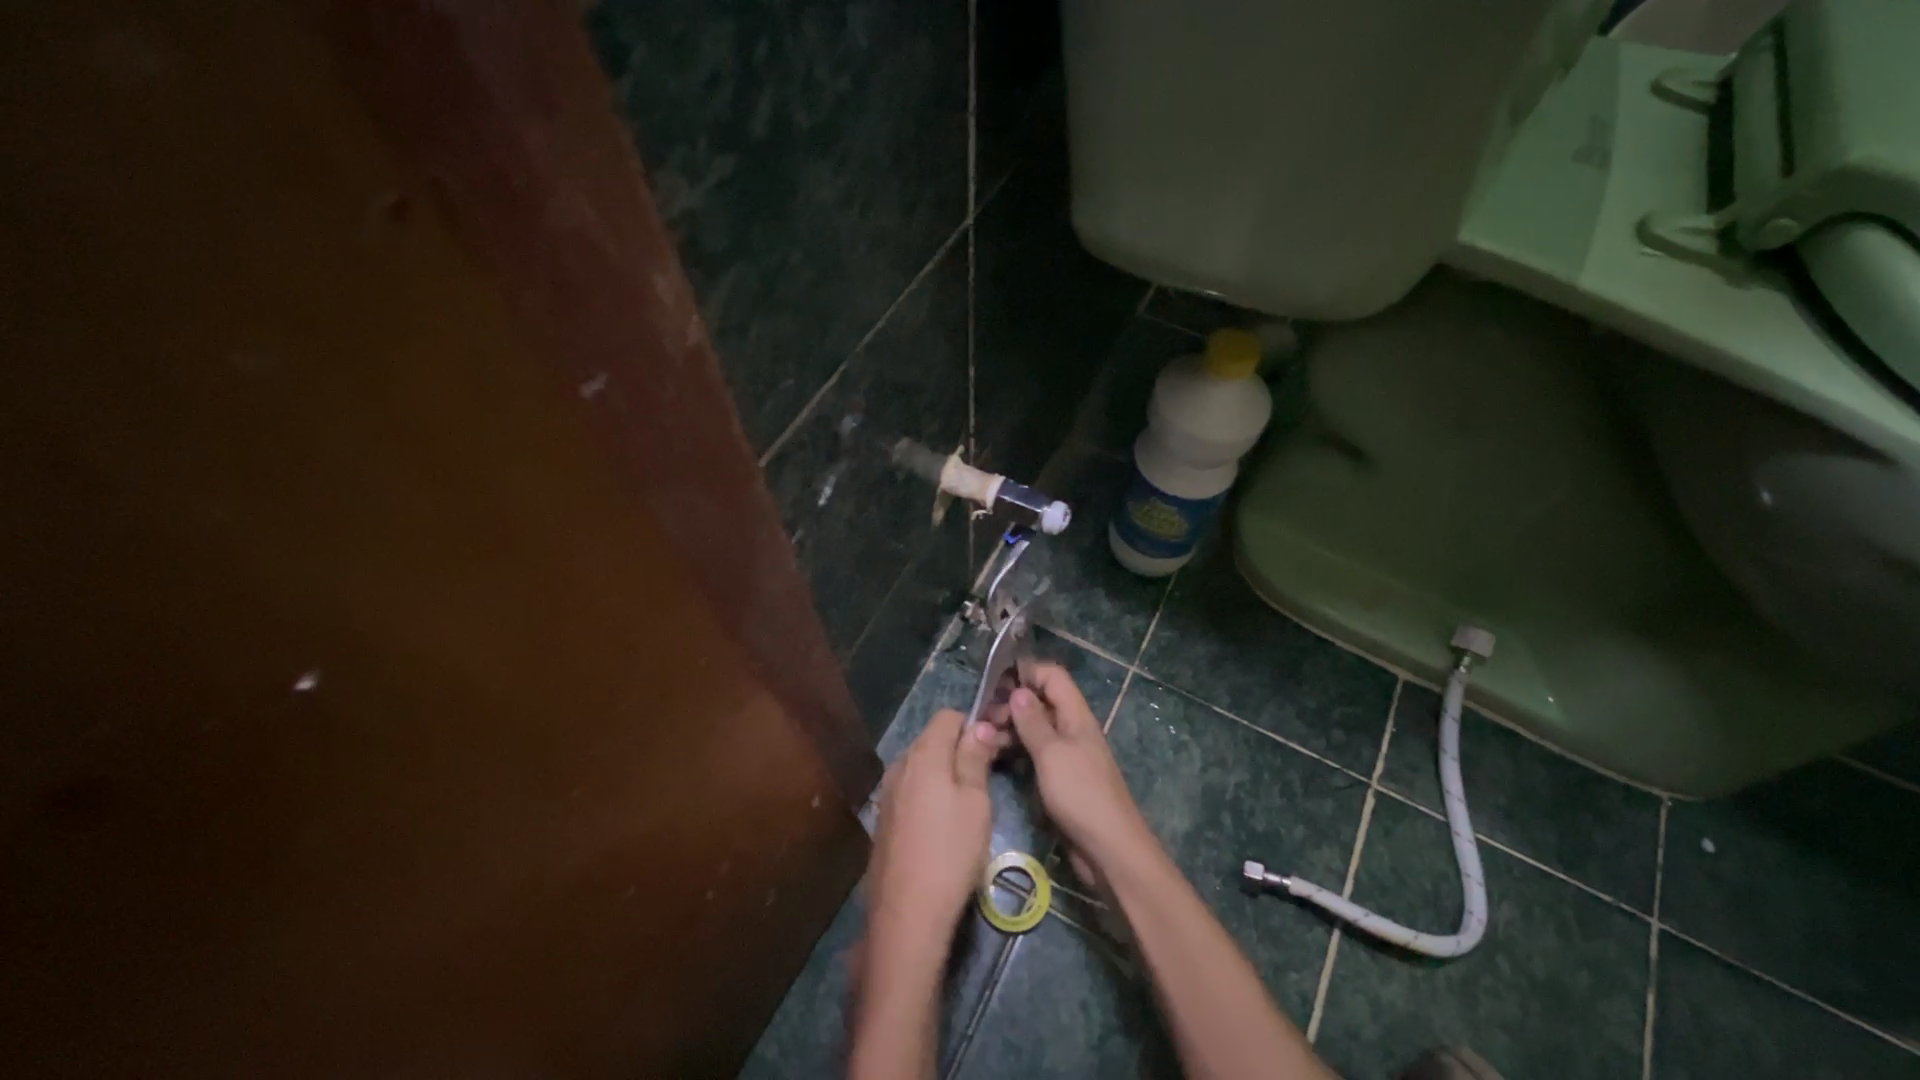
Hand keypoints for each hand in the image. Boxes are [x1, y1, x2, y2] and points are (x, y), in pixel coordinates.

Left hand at [867, 708, 1008, 933]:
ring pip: (921, 765)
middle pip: (932, 739)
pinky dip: (929, 793)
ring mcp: (887, 792)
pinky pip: (911, 789)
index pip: (948, 716)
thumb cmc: (951, 852)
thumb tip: (979, 725)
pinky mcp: (884, 818)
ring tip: (969, 802)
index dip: (973, 725)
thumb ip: (974, 759)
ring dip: (944, 772)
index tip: (995, 749)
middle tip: (987, 776)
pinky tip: (944, 823)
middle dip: (959, 748)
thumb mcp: (975, 803)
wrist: (907, 912)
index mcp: (923, 755)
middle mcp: (899, 766)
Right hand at [1003, 662, 1154, 875]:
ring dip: (1011, 728)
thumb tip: (1018, 690)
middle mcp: (1072, 730)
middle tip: (983, 718)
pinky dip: (1016, 751)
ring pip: (1035, 730)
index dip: (1026, 672)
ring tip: (983, 737)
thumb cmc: (1081, 795)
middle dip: (1012, 703)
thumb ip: (1033, 722)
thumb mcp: (1052, 754)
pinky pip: (1035, 755)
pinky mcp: (1060, 780)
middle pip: (1041, 702)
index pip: (1053, 677)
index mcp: (1076, 717)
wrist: (1108, 848)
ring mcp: (1067, 756)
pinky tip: (995, 757)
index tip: (995, 683)